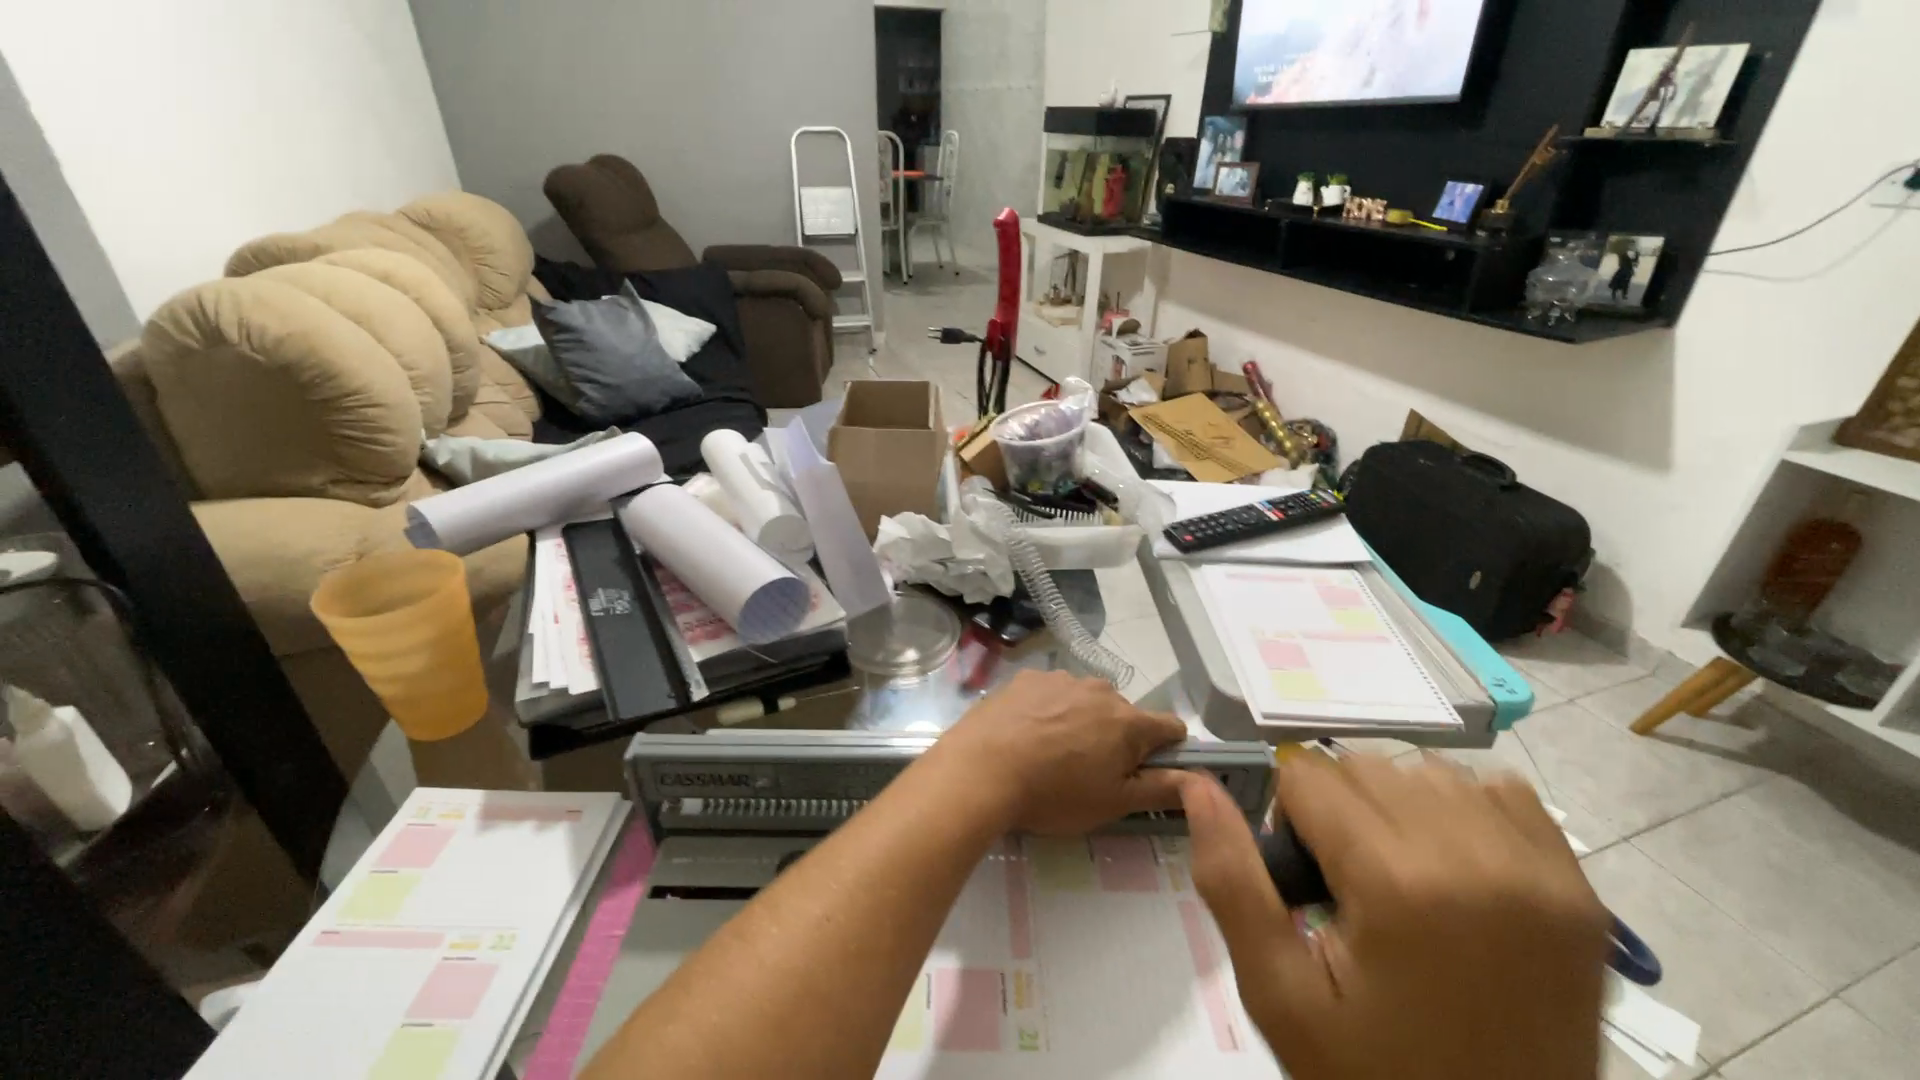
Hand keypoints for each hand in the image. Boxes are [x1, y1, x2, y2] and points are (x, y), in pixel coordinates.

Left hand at [928, 670, 1186, 834]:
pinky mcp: (1026, 678)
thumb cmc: (1054, 794)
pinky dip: (1047, 711)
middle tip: (1086, 773)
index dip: (1165, 751)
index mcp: (1129, 722)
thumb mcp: (1114, 803)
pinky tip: (1024, 736)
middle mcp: (1101, 690)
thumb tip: (1199, 778)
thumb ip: (1161, 788)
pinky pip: (1050, 694)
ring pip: (1085, 701)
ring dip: (1080, 722)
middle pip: (1124, 714)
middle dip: (1115, 739)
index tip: (1143, 772)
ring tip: (1049, 755)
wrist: (981, 770)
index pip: (1170, 727)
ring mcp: (1061, 679)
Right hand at [1178, 756, 1609, 1079]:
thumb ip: (1231, 881)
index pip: (1308, 778)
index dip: (1287, 822)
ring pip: (1430, 773)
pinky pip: (1501, 793)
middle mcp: (1477, 857)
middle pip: (1367, 768)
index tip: (1303, 883)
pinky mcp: (1578, 887)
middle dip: (1337, 811)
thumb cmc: (1372, 1073)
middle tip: (1344, 887)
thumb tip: (1198, 785)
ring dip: (1396, 807)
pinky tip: (1453, 870)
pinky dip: (1463, 811)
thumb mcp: (1278, 992)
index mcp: (1398, 883)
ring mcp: (1540, 870)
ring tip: (1396, 879)